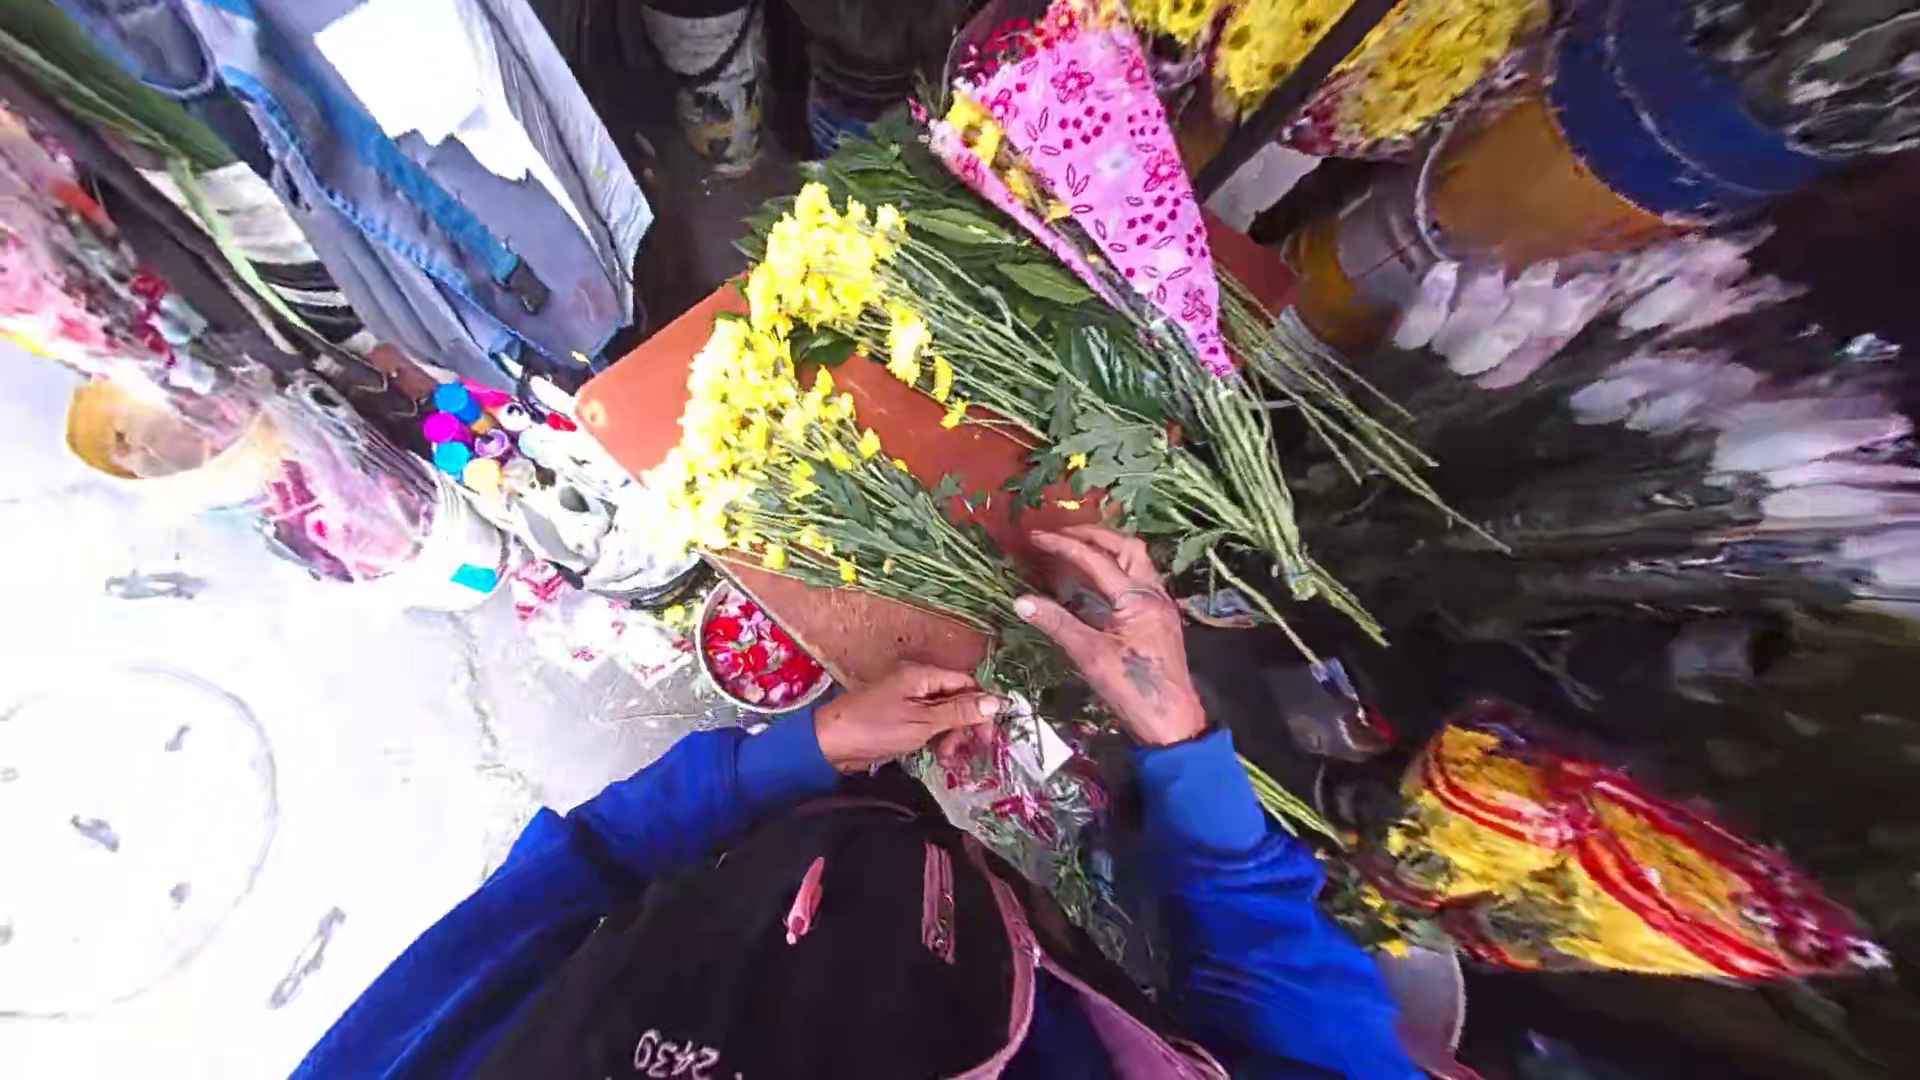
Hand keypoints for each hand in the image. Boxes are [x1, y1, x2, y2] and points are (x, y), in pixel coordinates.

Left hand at [813, 662, 1000, 772]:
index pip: (965, 683)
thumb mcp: (923, 722)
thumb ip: (959, 712)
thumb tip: (995, 702)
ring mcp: (907, 699)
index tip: (989, 735)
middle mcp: (917, 682)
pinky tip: (937, 756)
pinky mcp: (900, 716)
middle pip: (956, 698)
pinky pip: (928, 723)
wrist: (831, 744)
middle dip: (965, 724)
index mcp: (923, 675)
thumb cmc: (877, 727)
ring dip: (951, 734)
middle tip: (968, 750)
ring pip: (943, 713)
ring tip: (947, 757)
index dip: (981, 706)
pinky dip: (936, 737)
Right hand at [1015, 526, 1206, 745]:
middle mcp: (1154, 593)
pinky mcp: (1160, 615)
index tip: (1037, 537)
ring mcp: (1161, 603)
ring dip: (1108, 546)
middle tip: (1060, 534)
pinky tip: (1099, 576)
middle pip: (1125, 546)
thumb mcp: (1089, 656)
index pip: (1096, 560)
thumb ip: (1057, 623)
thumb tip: (1021, 600)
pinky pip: (1140, 575)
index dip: (1063, 545)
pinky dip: (1117, 564)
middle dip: (1091, 534)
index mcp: (1137, 599)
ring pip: (1137, 559)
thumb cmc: (1132, 690)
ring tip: (1078, 546)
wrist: (1172, 722)